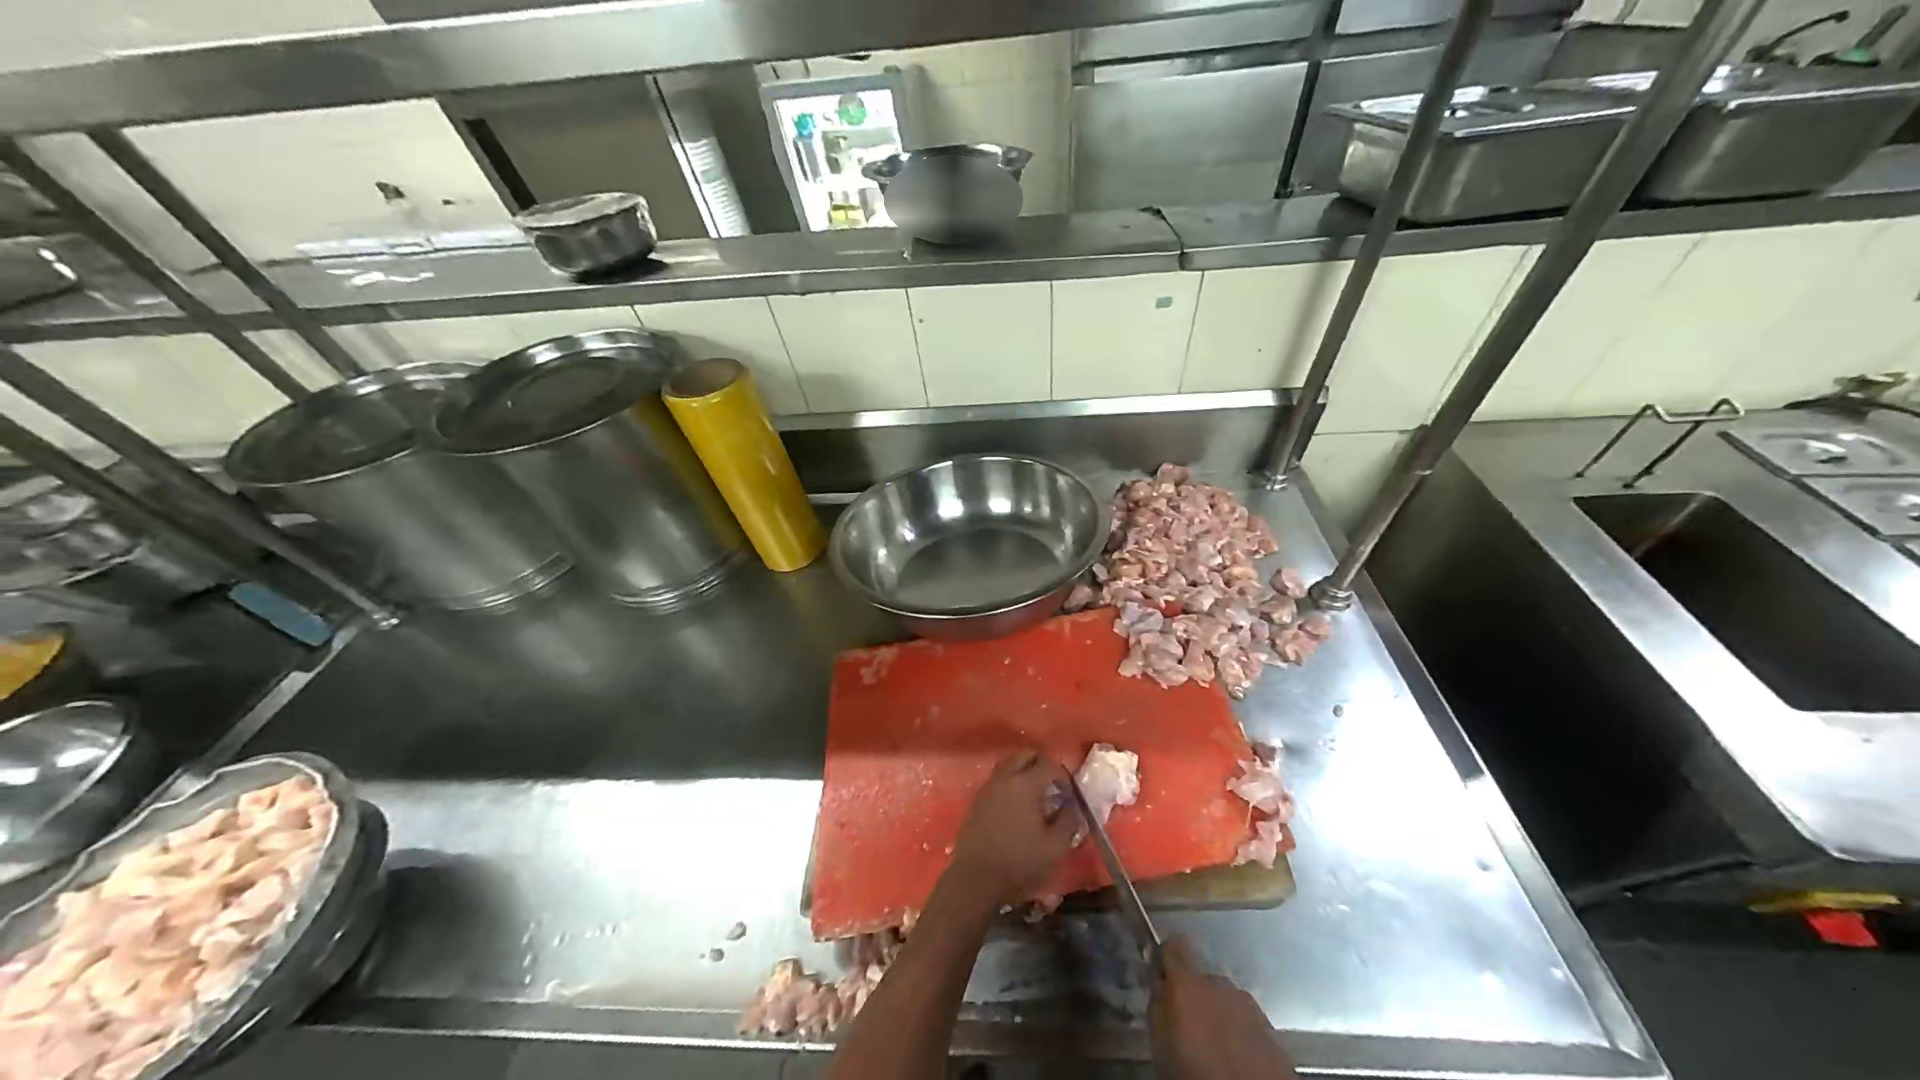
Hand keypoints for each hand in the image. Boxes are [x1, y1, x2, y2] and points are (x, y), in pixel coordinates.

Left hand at [949, 751, 1078, 907]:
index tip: (1070, 796)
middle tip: (1054, 788)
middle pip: (1025, 755)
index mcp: (1024, 784)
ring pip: (1009, 765)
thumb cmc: (1019, 863)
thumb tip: (1072, 806)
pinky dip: (1011, 783)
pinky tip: (1019, 809)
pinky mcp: (977, 800)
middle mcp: (1004, 778)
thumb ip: (1068, 821)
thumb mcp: (1055, 847)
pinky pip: (998, 780)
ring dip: (1025, 772)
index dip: (1064, 777)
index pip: (1049, 765)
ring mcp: (987, 788)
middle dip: (1043, 765)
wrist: (975, 880)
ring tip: (1037, 798)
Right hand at [1150, 938, 1297, 1079]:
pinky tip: (1235, 1053)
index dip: (1166, 954)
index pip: (1174, 946)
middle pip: (1201, 978)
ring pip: (1225, 999)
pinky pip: (1246, 1019)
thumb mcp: (1160, 1038)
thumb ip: (1157, 1002)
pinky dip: (1239, 1030)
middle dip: (1195, 995)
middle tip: (1189, 1025)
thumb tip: (1159, 979)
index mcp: (1188, 983)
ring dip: (1218, 1013)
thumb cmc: (1195, 1067)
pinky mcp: (1269, 1025)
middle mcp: (1219, 984)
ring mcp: (1247, 1003)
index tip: (1161, 971)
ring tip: (1214, 1042)